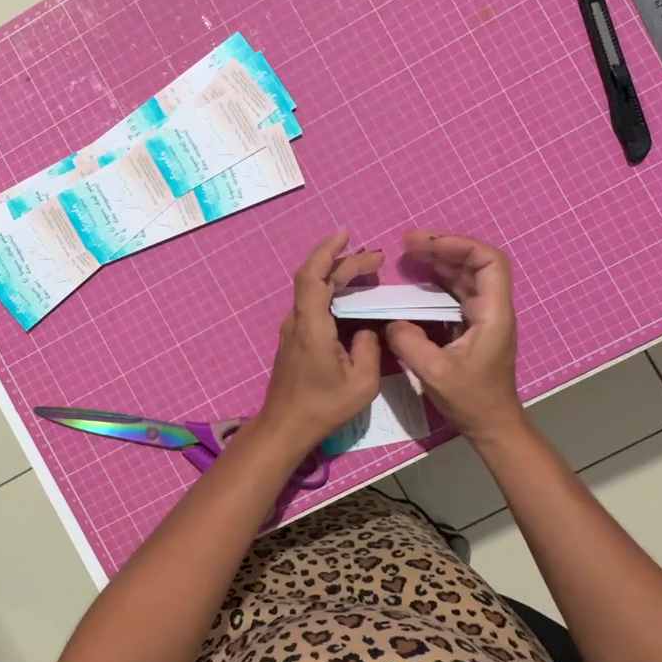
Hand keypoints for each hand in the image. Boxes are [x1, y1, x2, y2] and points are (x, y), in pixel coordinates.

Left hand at [255, 231, 382, 455]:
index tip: (346, 235)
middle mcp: (297, 321)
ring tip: (368, 270)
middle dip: (344, 262)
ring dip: (337, 276)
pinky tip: (351, 296)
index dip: (326, 251)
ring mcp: (292, 330)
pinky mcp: (294, 339)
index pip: (312, 277)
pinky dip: (332, 293)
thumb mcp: (361, 383)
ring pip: (312, 291)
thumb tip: (366, 329)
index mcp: (311, 326)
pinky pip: (313, 305)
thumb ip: (369, 349)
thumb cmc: (323, 407)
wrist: (285, 426)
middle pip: (314, 279)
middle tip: (376, 258)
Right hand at [385, 231, 522, 438]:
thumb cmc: (470, 399)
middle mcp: (491, 308)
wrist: (490, 424)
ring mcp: (481, 316)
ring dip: (438, 261)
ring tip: (408, 252)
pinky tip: (414, 278)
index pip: (489, 262)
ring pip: (464, 275)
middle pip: (475, 263)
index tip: (426, 245)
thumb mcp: (434, 373)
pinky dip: (435, 280)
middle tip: (407, 242)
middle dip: (443, 247)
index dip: (460, 246)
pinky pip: (454, 292)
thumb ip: (409, 342)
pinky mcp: (470, 325)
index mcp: (492, 313)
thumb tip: (392, 321)